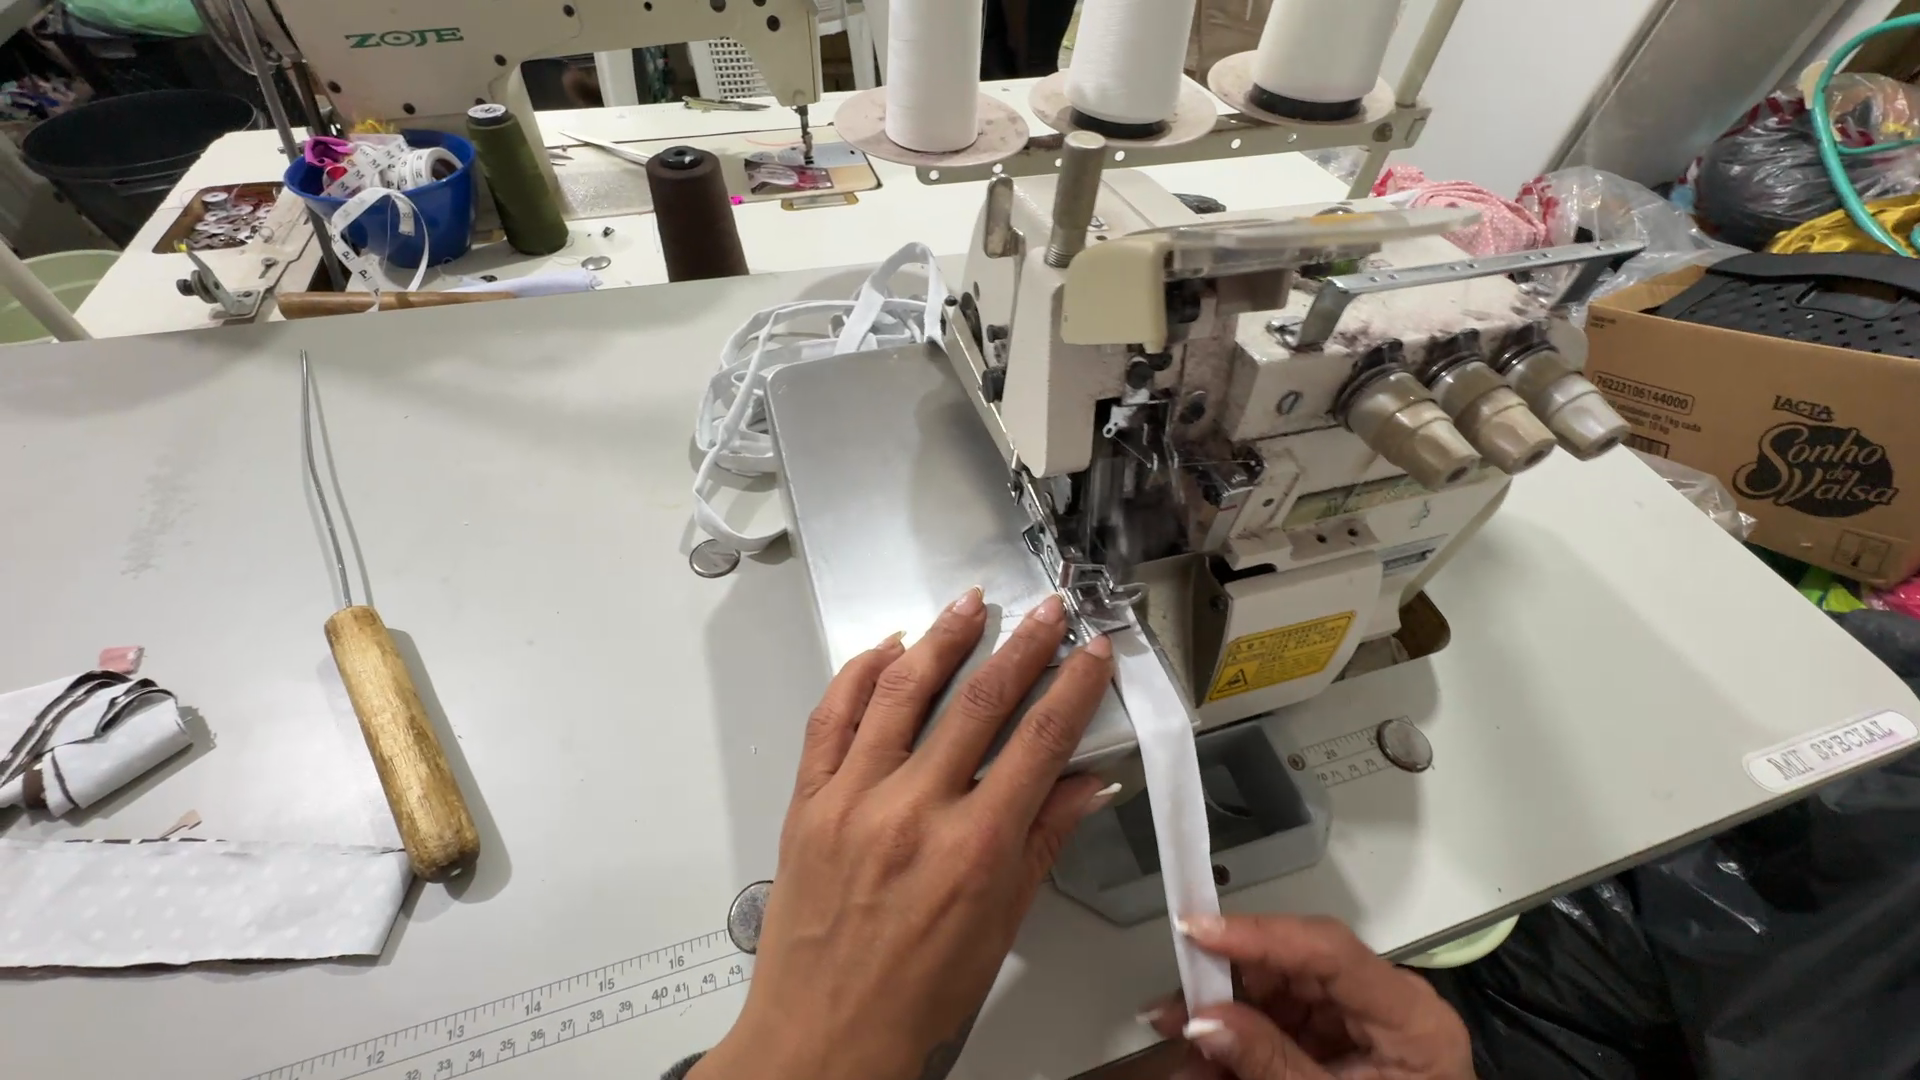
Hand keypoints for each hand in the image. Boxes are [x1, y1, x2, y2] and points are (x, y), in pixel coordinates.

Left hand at [692, 588, 1117, 1079]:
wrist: (823, 1037)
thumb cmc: (917, 993)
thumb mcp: (1001, 921)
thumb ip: (1044, 840)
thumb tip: (1086, 781)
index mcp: (974, 847)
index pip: (1040, 741)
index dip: (1073, 687)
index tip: (1090, 653)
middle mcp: (913, 811)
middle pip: (979, 702)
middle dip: (1021, 645)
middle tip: (1044, 610)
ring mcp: (853, 798)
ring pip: (902, 690)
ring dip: (942, 638)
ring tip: (969, 604)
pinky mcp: (809, 799)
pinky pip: (831, 716)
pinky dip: (859, 672)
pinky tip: (887, 647)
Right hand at [1143, 915, 1472, 1079]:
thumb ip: (1270, 1063)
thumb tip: (1200, 1019)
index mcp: (1409, 1016)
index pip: (1328, 949)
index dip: (1259, 935)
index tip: (1195, 931)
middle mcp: (1385, 1001)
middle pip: (1292, 967)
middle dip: (1225, 987)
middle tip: (1169, 1011)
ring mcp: (1360, 1020)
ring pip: (1275, 994)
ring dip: (1222, 1019)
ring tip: (1177, 1049)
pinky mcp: (1339, 1039)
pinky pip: (1279, 1024)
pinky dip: (1239, 1041)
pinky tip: (1203, 1064)